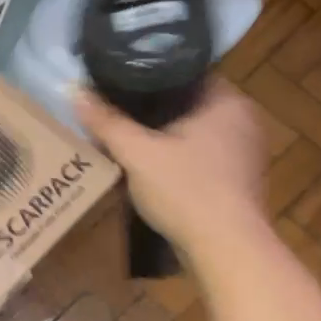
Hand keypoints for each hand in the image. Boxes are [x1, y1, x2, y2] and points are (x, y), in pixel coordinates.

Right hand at [75, 80, 271, 261]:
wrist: (224, 246)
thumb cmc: (185, 189)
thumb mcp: (136, 154)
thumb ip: (106, 123)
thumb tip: (73, 90)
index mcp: (227, 101)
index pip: (186, 74)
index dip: (150, 81)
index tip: (119, 90)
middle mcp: (245, 119)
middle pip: (188, 106)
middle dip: (154, 114)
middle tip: (117, 120)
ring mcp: (246, 151)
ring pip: (195, 134)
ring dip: (166, 140)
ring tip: (130, 146)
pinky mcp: (240, 179)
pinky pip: (203, 158)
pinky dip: (180, 161)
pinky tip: (155, 173)